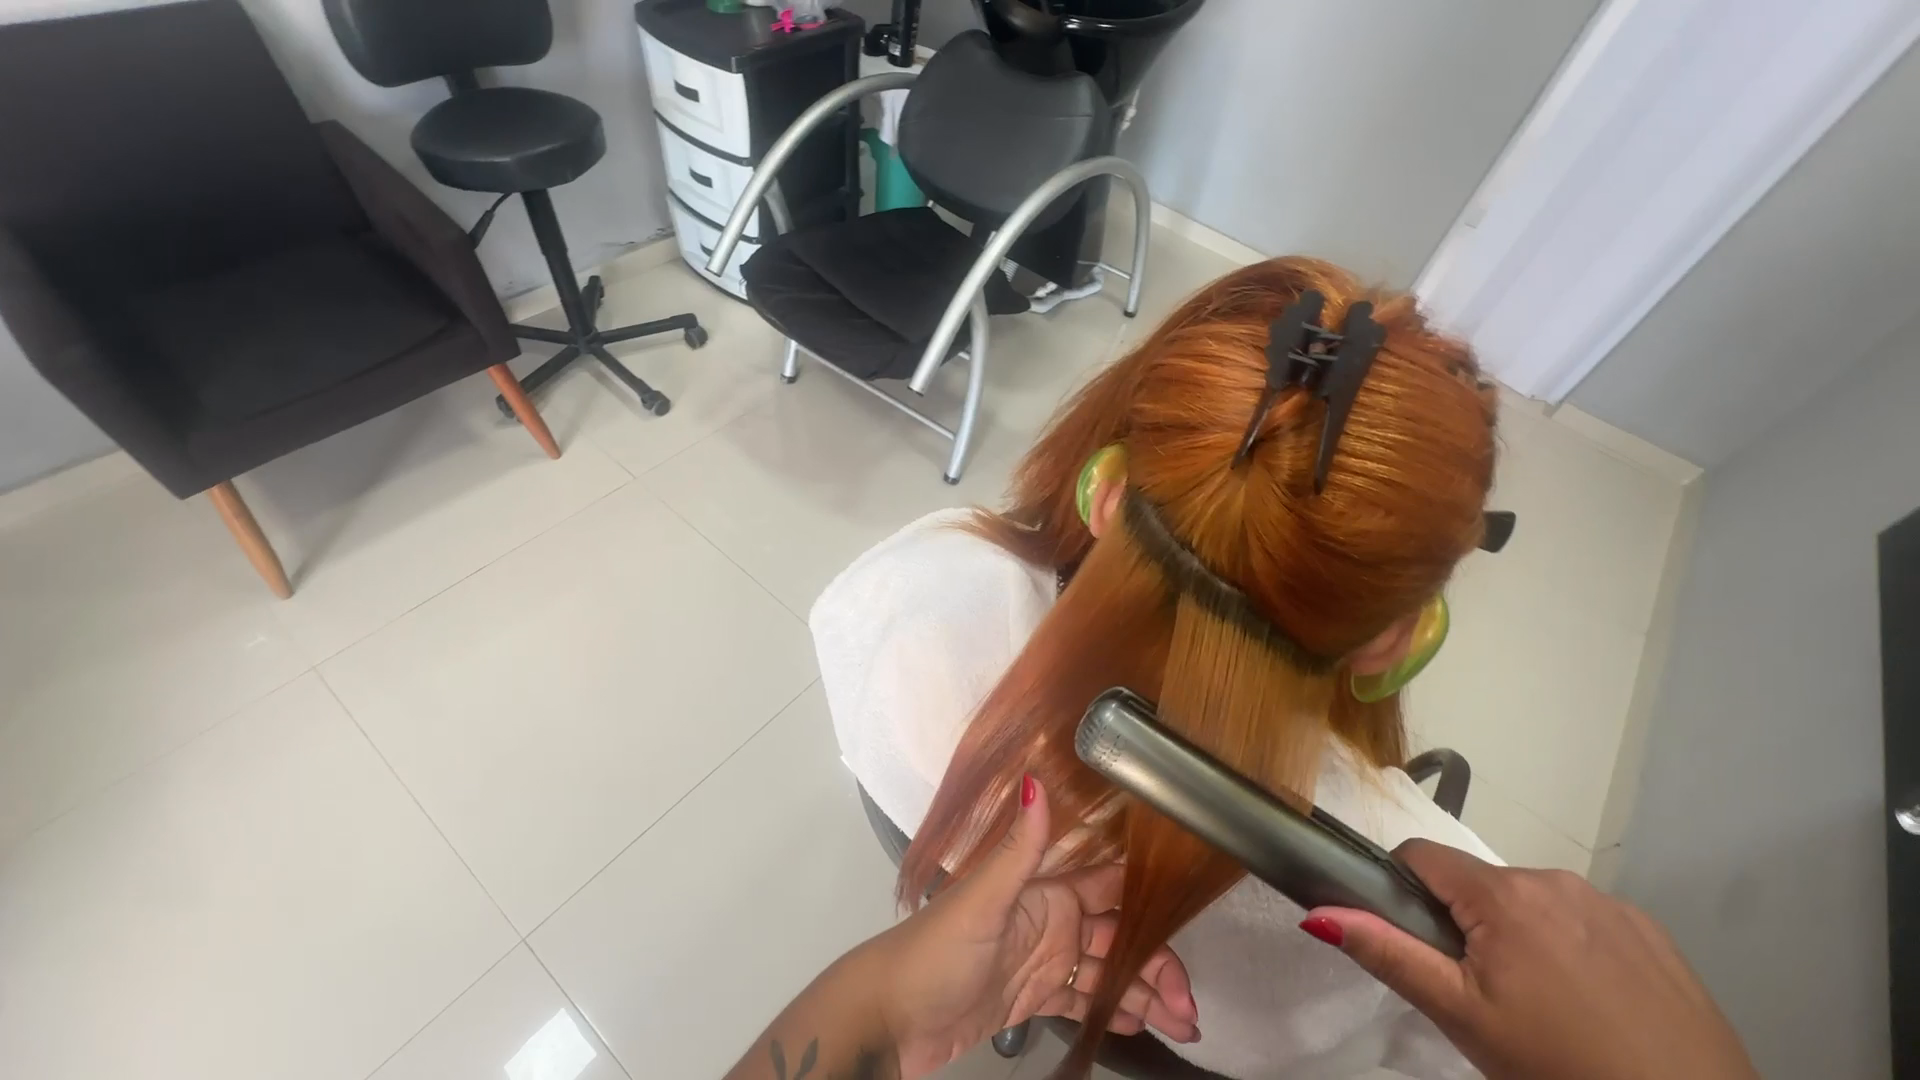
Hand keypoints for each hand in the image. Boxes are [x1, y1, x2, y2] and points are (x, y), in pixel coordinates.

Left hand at [868, 776, 1199, 1075]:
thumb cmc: (933, 951)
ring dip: (1143, 995)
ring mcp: (1041, 961)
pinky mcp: (1030, 998)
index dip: (1148, 907)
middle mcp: (1048, 920)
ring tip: (1182, 1025)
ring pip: (1106, 974)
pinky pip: (1082, 1002)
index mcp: (1042, 891)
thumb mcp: (981, 899)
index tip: (1183, 928)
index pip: (1109, 889)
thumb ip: (1020, 848)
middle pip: (1116, 937)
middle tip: (1189, 1004)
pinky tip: (1140, 1026)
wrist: (891, 1015)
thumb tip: (1036, 780)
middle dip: (1155, 965)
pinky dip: (1111, 1013)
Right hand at [1301, 840, 1757, 1079]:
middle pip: (1476, 882)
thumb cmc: (1558, 1067)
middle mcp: (1554, 879)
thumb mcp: (1460, 1016)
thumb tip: (1316, 912)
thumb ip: (1387, 953)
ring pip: (1529, 900)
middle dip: (1463, 921)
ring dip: (1515, 932)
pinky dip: (1568, 946)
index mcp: (1503, 893)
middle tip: (1478, 990)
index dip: (1402, 888)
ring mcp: (1610, 903)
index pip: (1421, 855)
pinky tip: (1588, 1004)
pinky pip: (1583, 919)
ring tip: (1538, 1003)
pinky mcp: (1653, 932)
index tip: (1414, 938)